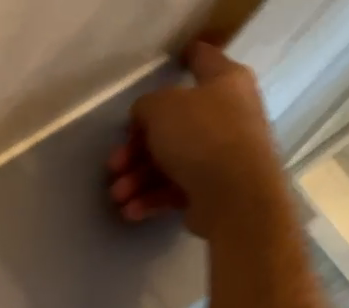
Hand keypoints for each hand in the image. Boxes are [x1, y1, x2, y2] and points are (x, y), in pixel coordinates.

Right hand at [107, 42, 283, 237]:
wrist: (235, 194)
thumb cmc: (201, 137)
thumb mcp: (163, 109)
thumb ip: (147, 105)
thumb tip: (145, 114)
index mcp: (223, 82)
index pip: (204, 60)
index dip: (188, 55)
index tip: (177, 55)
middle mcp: (226, 114)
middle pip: (172, 125)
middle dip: (136, 148)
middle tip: (113, 165)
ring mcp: (220, 154)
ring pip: (169, 162)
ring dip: (136, 179)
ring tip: (117, 196)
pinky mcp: (212, 189)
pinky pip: (174, 189)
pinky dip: (150, 199)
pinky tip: (130, 211)